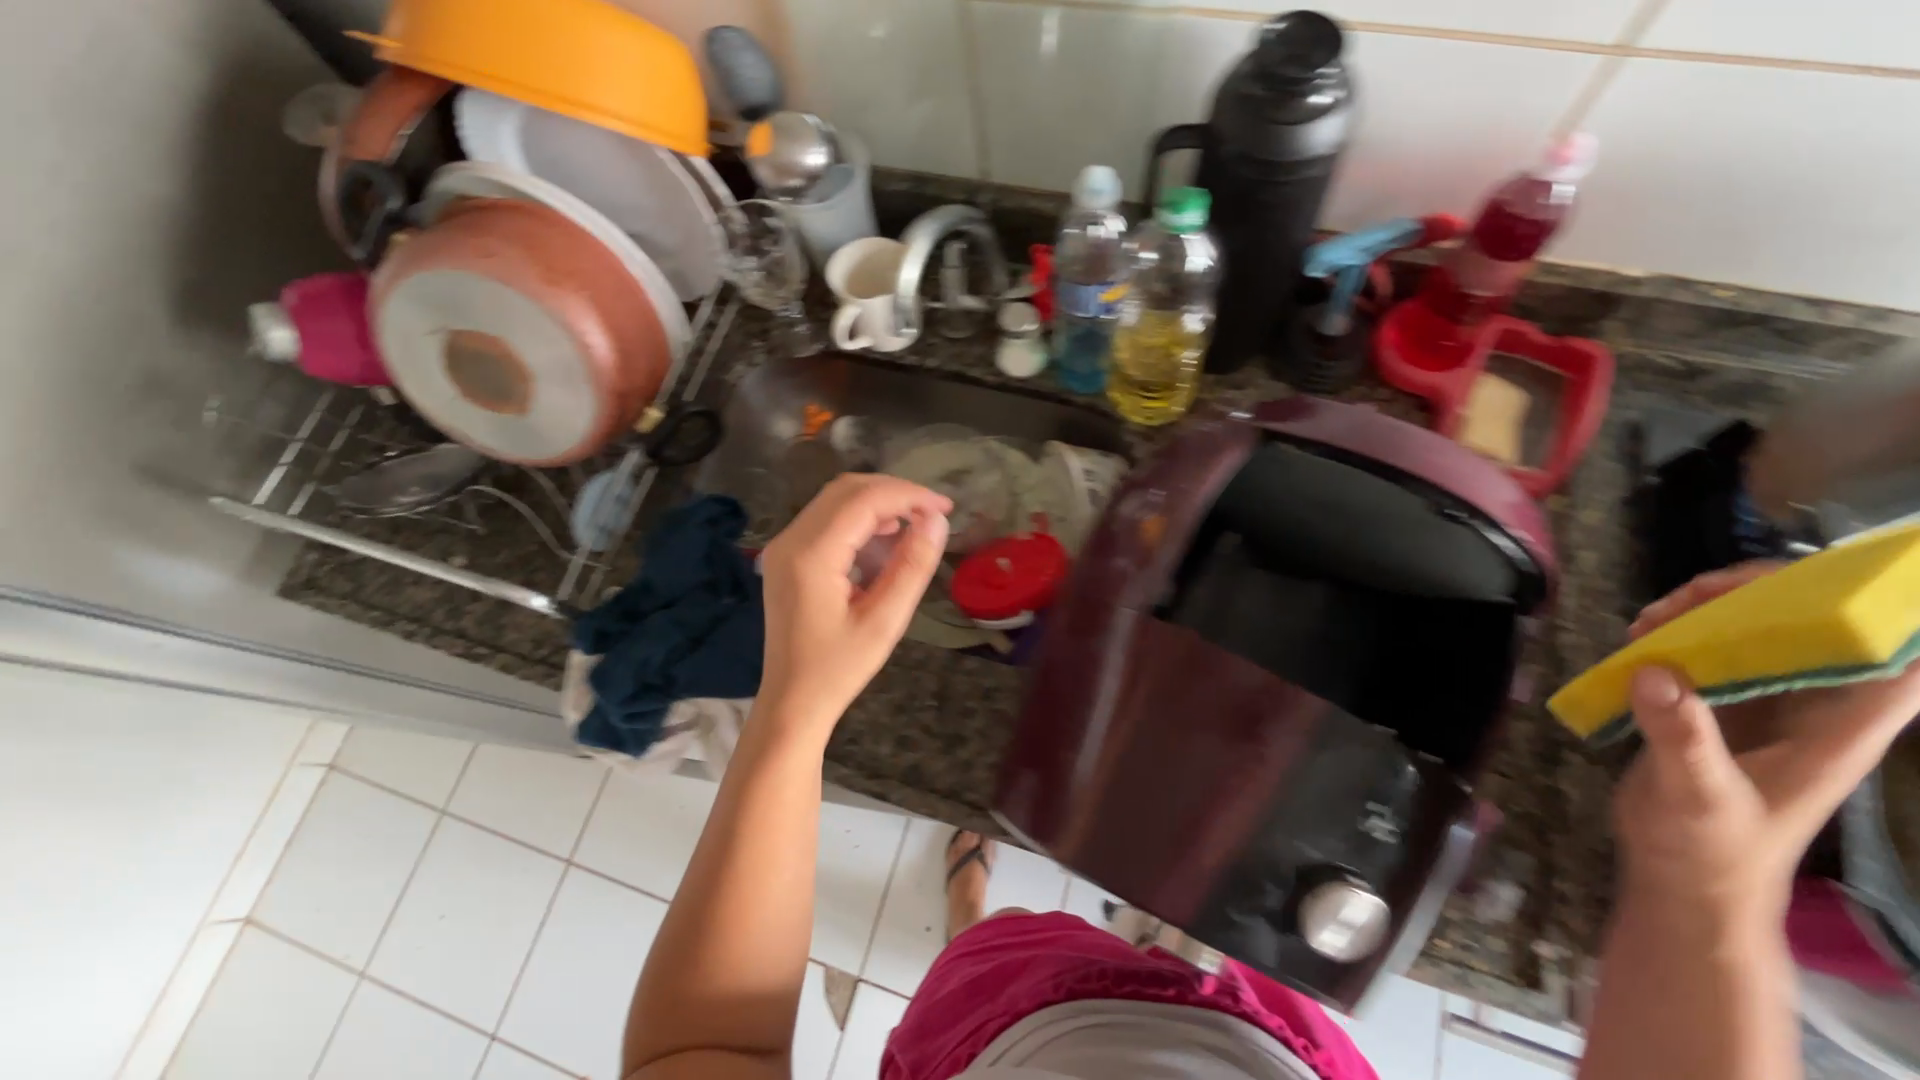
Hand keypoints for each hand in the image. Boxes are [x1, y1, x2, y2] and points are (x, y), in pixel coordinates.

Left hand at [755, 474, 950, 739]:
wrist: (792, 700)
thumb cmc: (838, 669)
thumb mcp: (885, 622)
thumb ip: (912, 567)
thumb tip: (937, 521)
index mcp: (811, 555)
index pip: (864, 500)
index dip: (909, 496)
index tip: (946, 508)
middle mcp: (791, 540)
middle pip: (846, 490)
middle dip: (895, 493)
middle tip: (934, 514)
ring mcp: (784, 547)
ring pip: (835, 500)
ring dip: (878, 504)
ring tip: (916, 527)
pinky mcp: (786, 557)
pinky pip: (826, 520)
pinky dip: (859, 520)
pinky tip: (886, 542)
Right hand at [1614, 561, 1919, 924]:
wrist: (1681, 886)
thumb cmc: (1712, 853)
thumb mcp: (1698, 797)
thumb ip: (1682, 738)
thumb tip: (1654, 671)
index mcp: (1839, 732)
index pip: (1895, 664)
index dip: (1885, 616)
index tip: (1827, 580)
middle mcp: (1809, 710)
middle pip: (1817, 629)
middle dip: (1763, 596)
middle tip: (1695, 593)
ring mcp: (1762, 707)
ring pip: (1759, 634)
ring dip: (1711, 611)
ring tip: (1651, 616)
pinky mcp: (1715, 710)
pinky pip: (1710, 653)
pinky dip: (1678, 634)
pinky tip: (1638, 638)